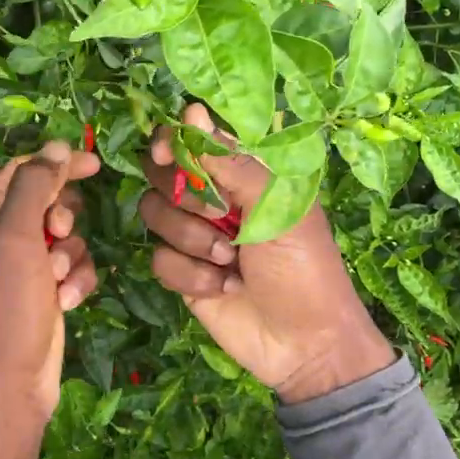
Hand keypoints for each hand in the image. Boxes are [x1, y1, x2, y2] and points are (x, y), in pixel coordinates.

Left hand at [0, 140, 99, 458]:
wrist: (6, 392)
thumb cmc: (4, 308)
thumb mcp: (15, 236)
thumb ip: (36, 185)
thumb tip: (57, 144)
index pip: (21, 172)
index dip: (57, 165)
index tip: (95, 165)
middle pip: (46, 202)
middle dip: (64, 218)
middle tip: (60, 233)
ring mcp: (19, 271)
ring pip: (65, 237)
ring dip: (71, 256)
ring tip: (59, 281)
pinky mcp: (41, 297)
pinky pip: (72, 270)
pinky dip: (76, 282)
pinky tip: (68, 303)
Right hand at [141, 105, 394, 404]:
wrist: (305, 346)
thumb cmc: (305, 267)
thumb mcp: (277, 208)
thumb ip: (231, 161)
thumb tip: (191, 111)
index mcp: (242, 174)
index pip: (193, 138)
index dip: (174, 141)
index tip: (168, 155)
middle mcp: (213, 198)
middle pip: (161, 172)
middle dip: (183, 196)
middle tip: (217, 216)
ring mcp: (194, 234)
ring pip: (153, 213)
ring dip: (191, 239)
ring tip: (229, 260)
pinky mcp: (182, 272)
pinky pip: (158, 257)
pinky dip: (188, 274)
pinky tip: (221, 288)